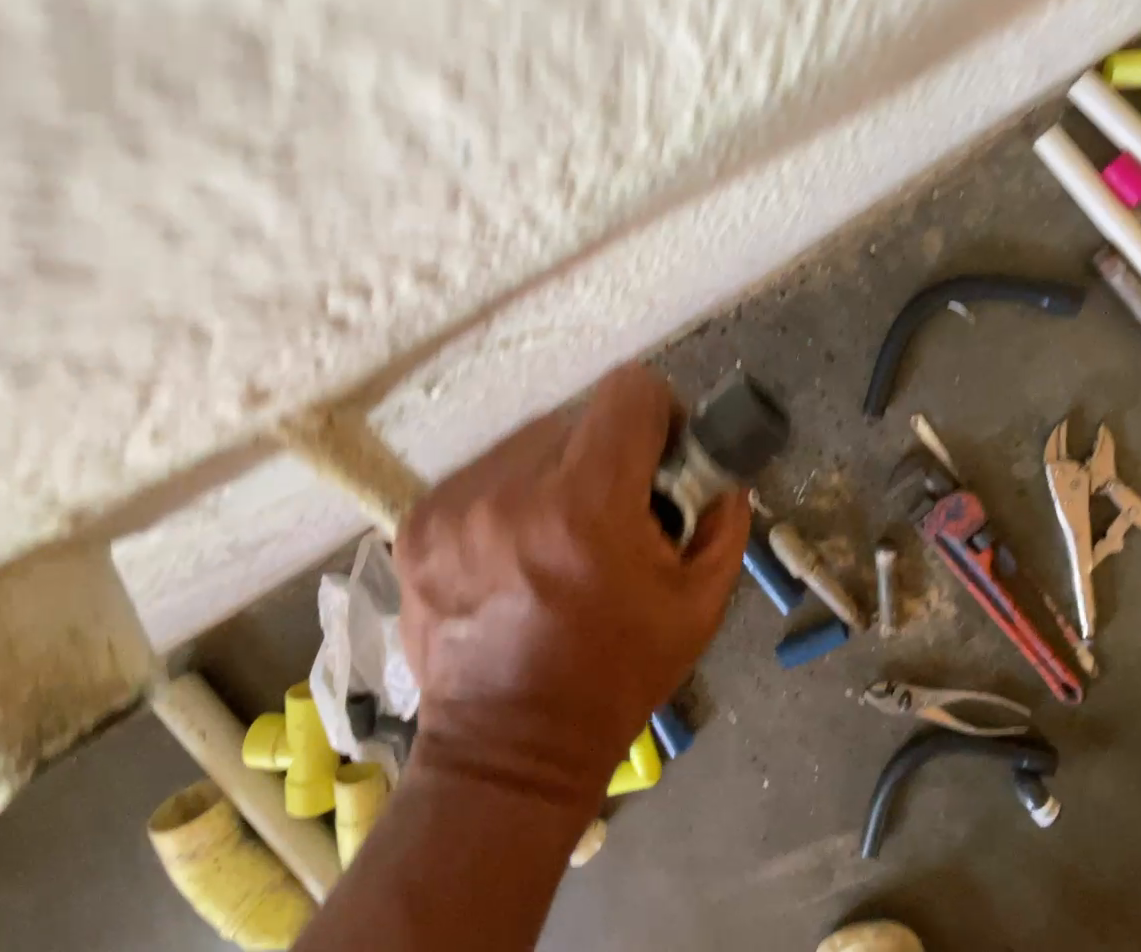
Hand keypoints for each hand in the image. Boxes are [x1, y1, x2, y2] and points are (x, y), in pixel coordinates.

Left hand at [393, 364, 749, 802]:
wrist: (509, 749)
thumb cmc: (616, 677)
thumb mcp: (699, 605)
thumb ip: (724, 523)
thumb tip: (721, 476)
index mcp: (587, 506)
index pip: (627, 391)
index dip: (657, 413)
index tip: (660, 456)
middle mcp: (511, 489)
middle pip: (577, 417)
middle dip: (606, 453)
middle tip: (613, 512)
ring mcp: (454, 504)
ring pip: (527, 443)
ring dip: (555, 473)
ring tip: (560, 537)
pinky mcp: (416, 524)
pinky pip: (483, 475)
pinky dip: (509, 498)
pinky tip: (516, 553)